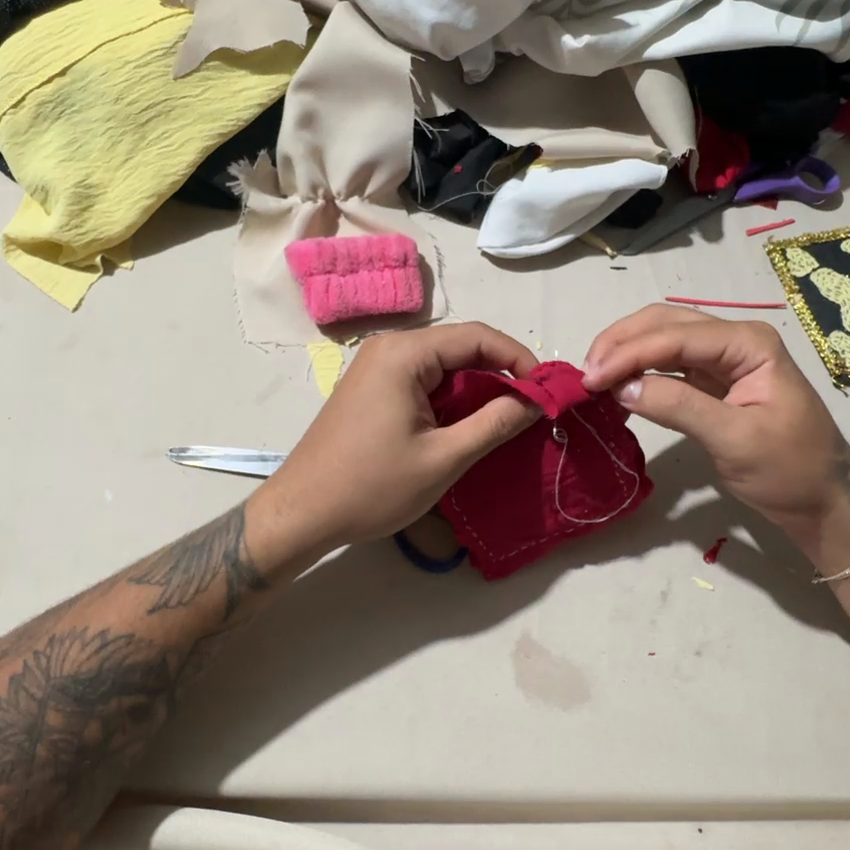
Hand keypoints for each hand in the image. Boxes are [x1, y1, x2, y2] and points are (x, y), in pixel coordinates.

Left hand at [248, 323, 542, 564]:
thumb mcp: (444, 458)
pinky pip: (423, 380)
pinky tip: (468, 423)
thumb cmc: (372, 486)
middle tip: (533, 406)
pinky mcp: (371, 389)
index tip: (546, 389)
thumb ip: (495, 423)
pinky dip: (452, 397)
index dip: (518, 358)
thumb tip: (535, 401)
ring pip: (443, 365)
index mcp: (404, 354)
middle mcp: (388, 348)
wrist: (303, 513)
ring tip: (508, 418)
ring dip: (477, 387)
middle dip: (500, 372)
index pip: (476, 336)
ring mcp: (376, 367)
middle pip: (459, 346)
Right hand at [581, 305, 849, 545]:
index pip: (676, 336)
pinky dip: (638, 372)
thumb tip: (621, 387)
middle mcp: (734, 340)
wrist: (822, 500)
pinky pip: (666, 365)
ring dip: (625, 353)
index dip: (628, 353)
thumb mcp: (735, 440)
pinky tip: (617, 389)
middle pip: (664, 324)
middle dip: (620, 343)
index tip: (590, 379)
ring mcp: (723, 359)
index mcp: (748, 344)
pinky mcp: (712, 381)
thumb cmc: (788, 469)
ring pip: (661, 339)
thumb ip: (679, 407)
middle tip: (585, 374)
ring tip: (593, 379)